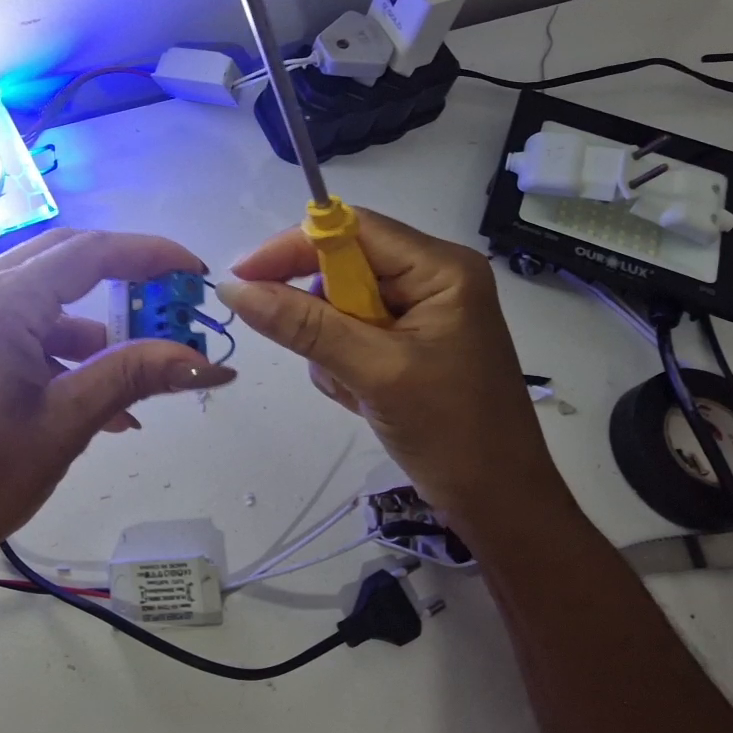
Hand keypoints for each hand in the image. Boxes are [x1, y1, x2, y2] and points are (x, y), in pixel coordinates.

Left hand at [0, 230, 237, 587]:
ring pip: (40, 296)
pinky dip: (57, 351)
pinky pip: (16, 326)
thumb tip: (209, 362)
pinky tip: (91, 402)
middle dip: (124, 279)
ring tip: (140, 377)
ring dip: (92, 328)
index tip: (193, 272)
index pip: (88, 252)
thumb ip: (135, 376)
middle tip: (172, 305)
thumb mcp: (64, 425)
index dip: (148, 255)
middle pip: (63, 260)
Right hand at [215, 209, 566, 526]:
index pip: (352, 230)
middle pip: (343, 266)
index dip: (292, 247)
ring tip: (351, 387)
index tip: (242, 278)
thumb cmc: (452, 432)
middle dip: (318, 311)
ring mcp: (420, 312)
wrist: (499, 502)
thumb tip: (234, 290)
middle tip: (314, 353)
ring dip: (328, 345)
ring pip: (339, 304)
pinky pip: (350, 334)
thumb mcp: (375, 372)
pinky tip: (359, 397)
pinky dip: (340, 363)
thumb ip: (304, 327)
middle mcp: (431, 278)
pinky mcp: (409, 343)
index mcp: (440, 269)